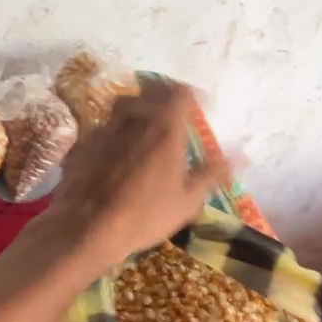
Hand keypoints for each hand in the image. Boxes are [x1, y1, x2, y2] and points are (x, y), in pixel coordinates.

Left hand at [38, 80, 228, 268]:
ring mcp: (102, 129)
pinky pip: (101, 130)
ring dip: (136, 113)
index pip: (181, 92)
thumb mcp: (187, 200)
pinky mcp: (80, 145)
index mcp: (164, 126)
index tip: (199, 108)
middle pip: (150, 92)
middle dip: (163, 99)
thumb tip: (240, 157)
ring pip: (121, 108)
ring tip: (143, 131)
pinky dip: (112, 135)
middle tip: (172, 116)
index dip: (192, 96)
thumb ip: (212, 173)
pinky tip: (113, 154)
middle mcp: (132, 118)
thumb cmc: (144, 215)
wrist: (86, 228)